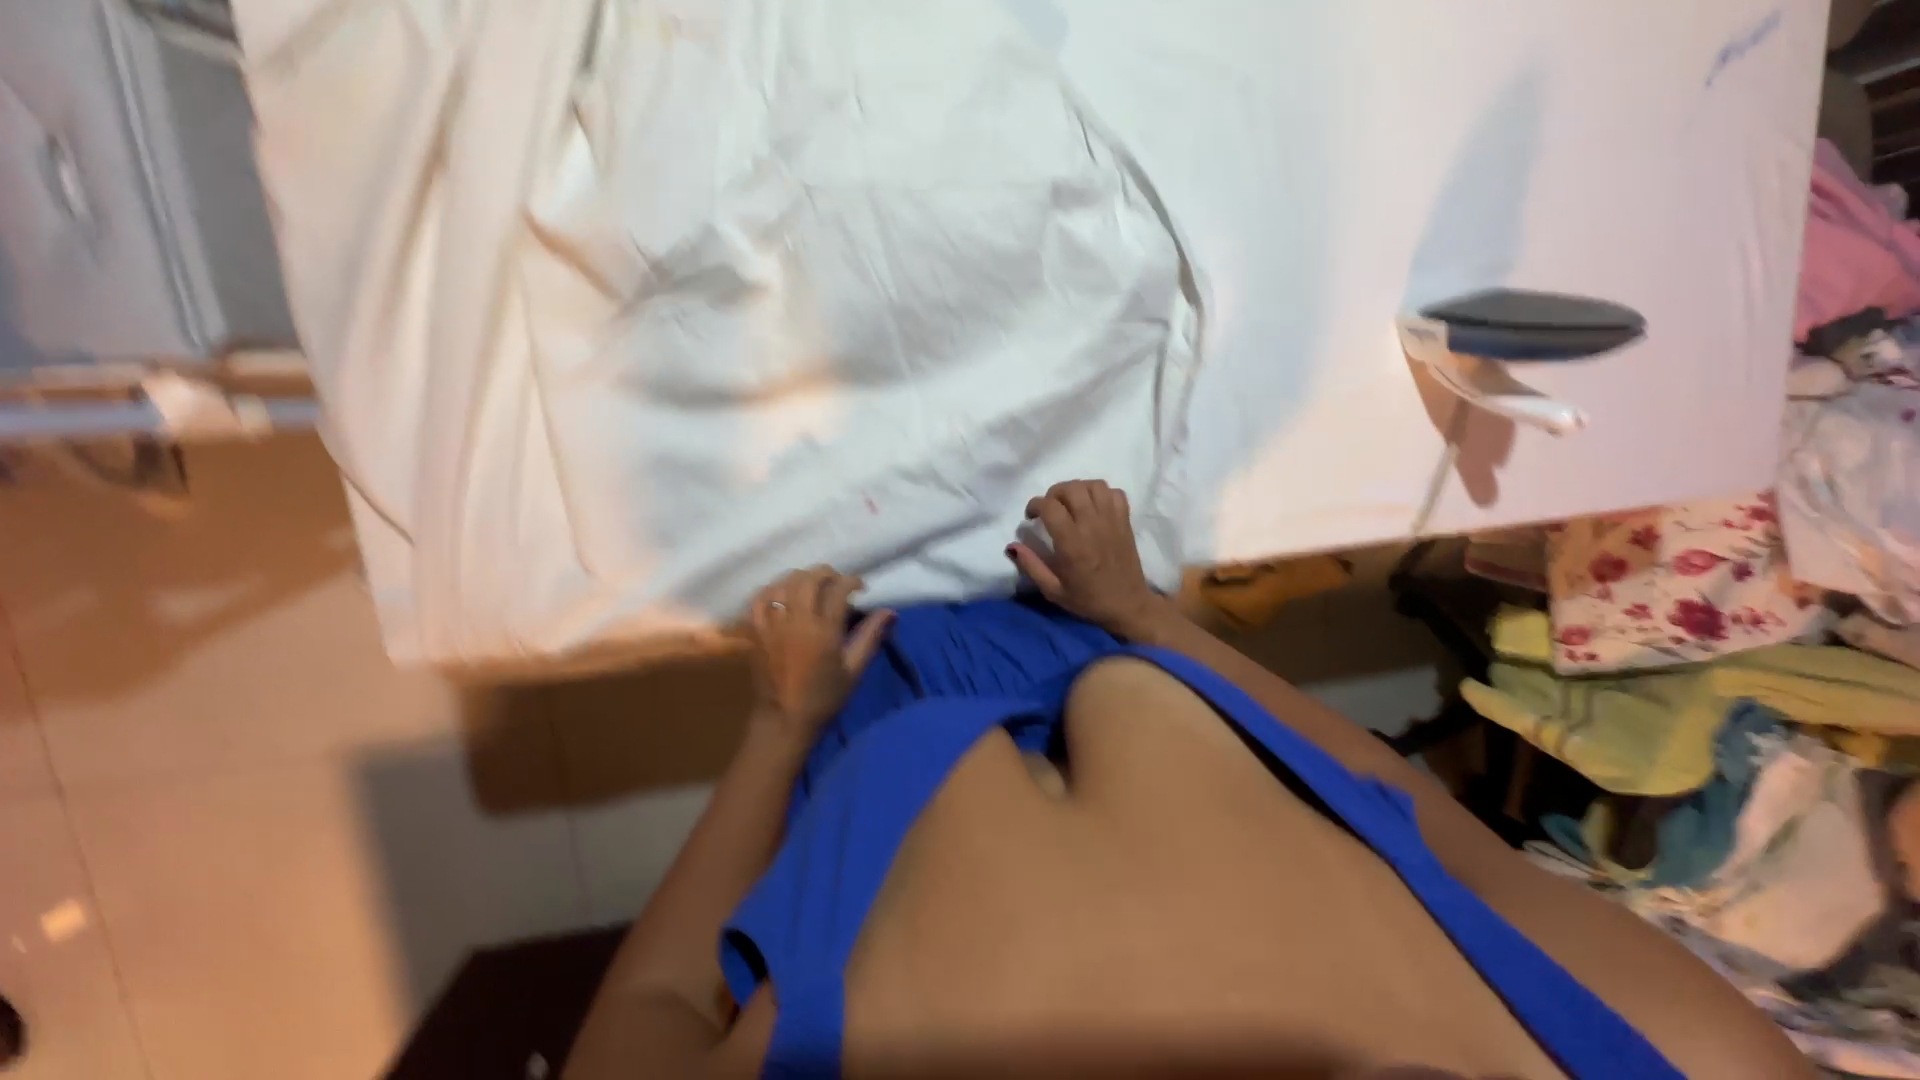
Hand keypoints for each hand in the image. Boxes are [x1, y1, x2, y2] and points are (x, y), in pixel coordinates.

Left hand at [746, 566, 893, 736]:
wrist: (785, 719)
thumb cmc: (824, 697)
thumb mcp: (854, 669)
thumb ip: (870, 636)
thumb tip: (889, 612)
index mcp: (823, 631)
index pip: (838, 589)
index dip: (852, 582)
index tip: (861, 588)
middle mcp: (796, 621)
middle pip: (809, 578)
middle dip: (826, 573)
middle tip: (837, 582)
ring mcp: (773, 624)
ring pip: (783, 583)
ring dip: (800, 577)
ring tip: (811, 585)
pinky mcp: (757, 631)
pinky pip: (759, 599)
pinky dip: (772, 589)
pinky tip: (783, 593)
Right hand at [1008, 480, 1170, 637]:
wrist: (1127, 605)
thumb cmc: (1088, 600)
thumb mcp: (1053, 590)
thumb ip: (1031, 566)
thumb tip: (1012, 546)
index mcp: (1072, 543)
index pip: (1050, 506)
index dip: (1035, 505)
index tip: (1031, 516)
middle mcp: (1092, 526)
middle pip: (1071, 488)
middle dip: (1054, 493)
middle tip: (1050, 509)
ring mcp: (1112, 520)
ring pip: (1093, 485)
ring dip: (1078, 489)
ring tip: (1072, 504)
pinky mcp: (1126, 521)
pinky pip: (1115, 493)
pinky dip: (1102, 493)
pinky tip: (1094, 507)